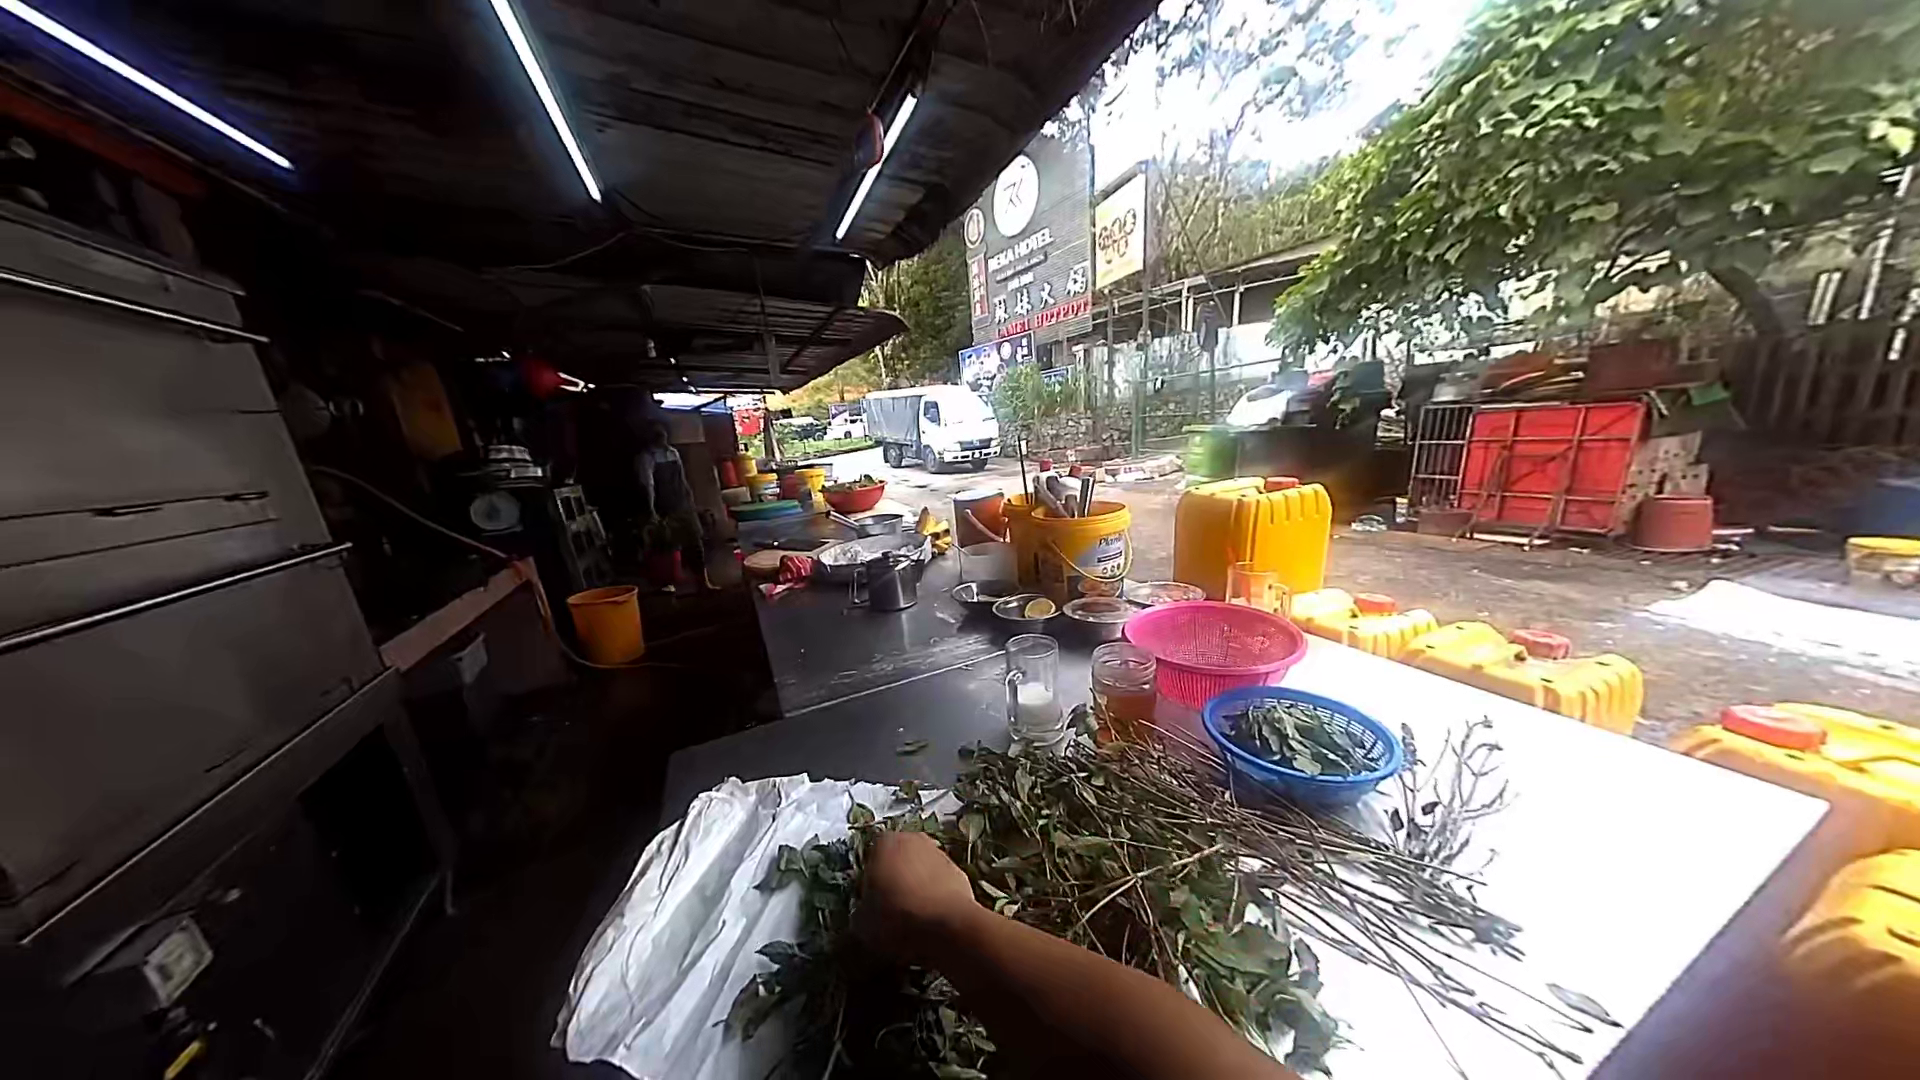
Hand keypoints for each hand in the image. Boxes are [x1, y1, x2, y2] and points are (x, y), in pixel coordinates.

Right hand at [857, 831, 978, 963]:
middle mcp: (913, 839)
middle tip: (889, 909)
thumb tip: (863, 915)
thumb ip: (859, 911)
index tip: (869, 902)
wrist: (947, 927)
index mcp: (884, 843)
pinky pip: (940, 883)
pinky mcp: (960, 872)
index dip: (868, 879)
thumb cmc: (896, 918)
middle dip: (893, 878)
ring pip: (921, 869)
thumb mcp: (861, 923)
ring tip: (911, 919)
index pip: (870, 855)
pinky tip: (932, 920)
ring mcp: (939, 853)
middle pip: (898, 858)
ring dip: (916, 886)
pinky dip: (935, 897)